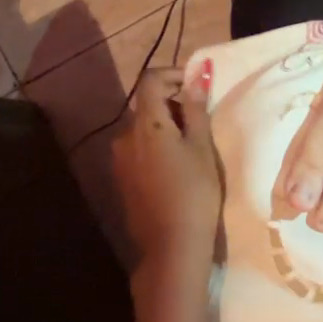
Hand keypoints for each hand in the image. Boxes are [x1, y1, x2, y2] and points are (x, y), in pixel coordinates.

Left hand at [113, 62, 221, 272]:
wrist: (171, 246)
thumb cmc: (195, 192)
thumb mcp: (202, 147)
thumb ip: (197, 108)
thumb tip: (198, 74)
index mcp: (146, 124)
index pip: (151, 79)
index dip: (174, 74)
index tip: (198, 86)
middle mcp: (125, 136)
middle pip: (147, 104)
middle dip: (174, 104)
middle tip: (202, 122)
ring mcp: (120, 160)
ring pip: (144, 129)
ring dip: (166, 127)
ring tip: (193, 148)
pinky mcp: (122, 180)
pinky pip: (139, 150)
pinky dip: (157, 147)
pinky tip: (177, 170)